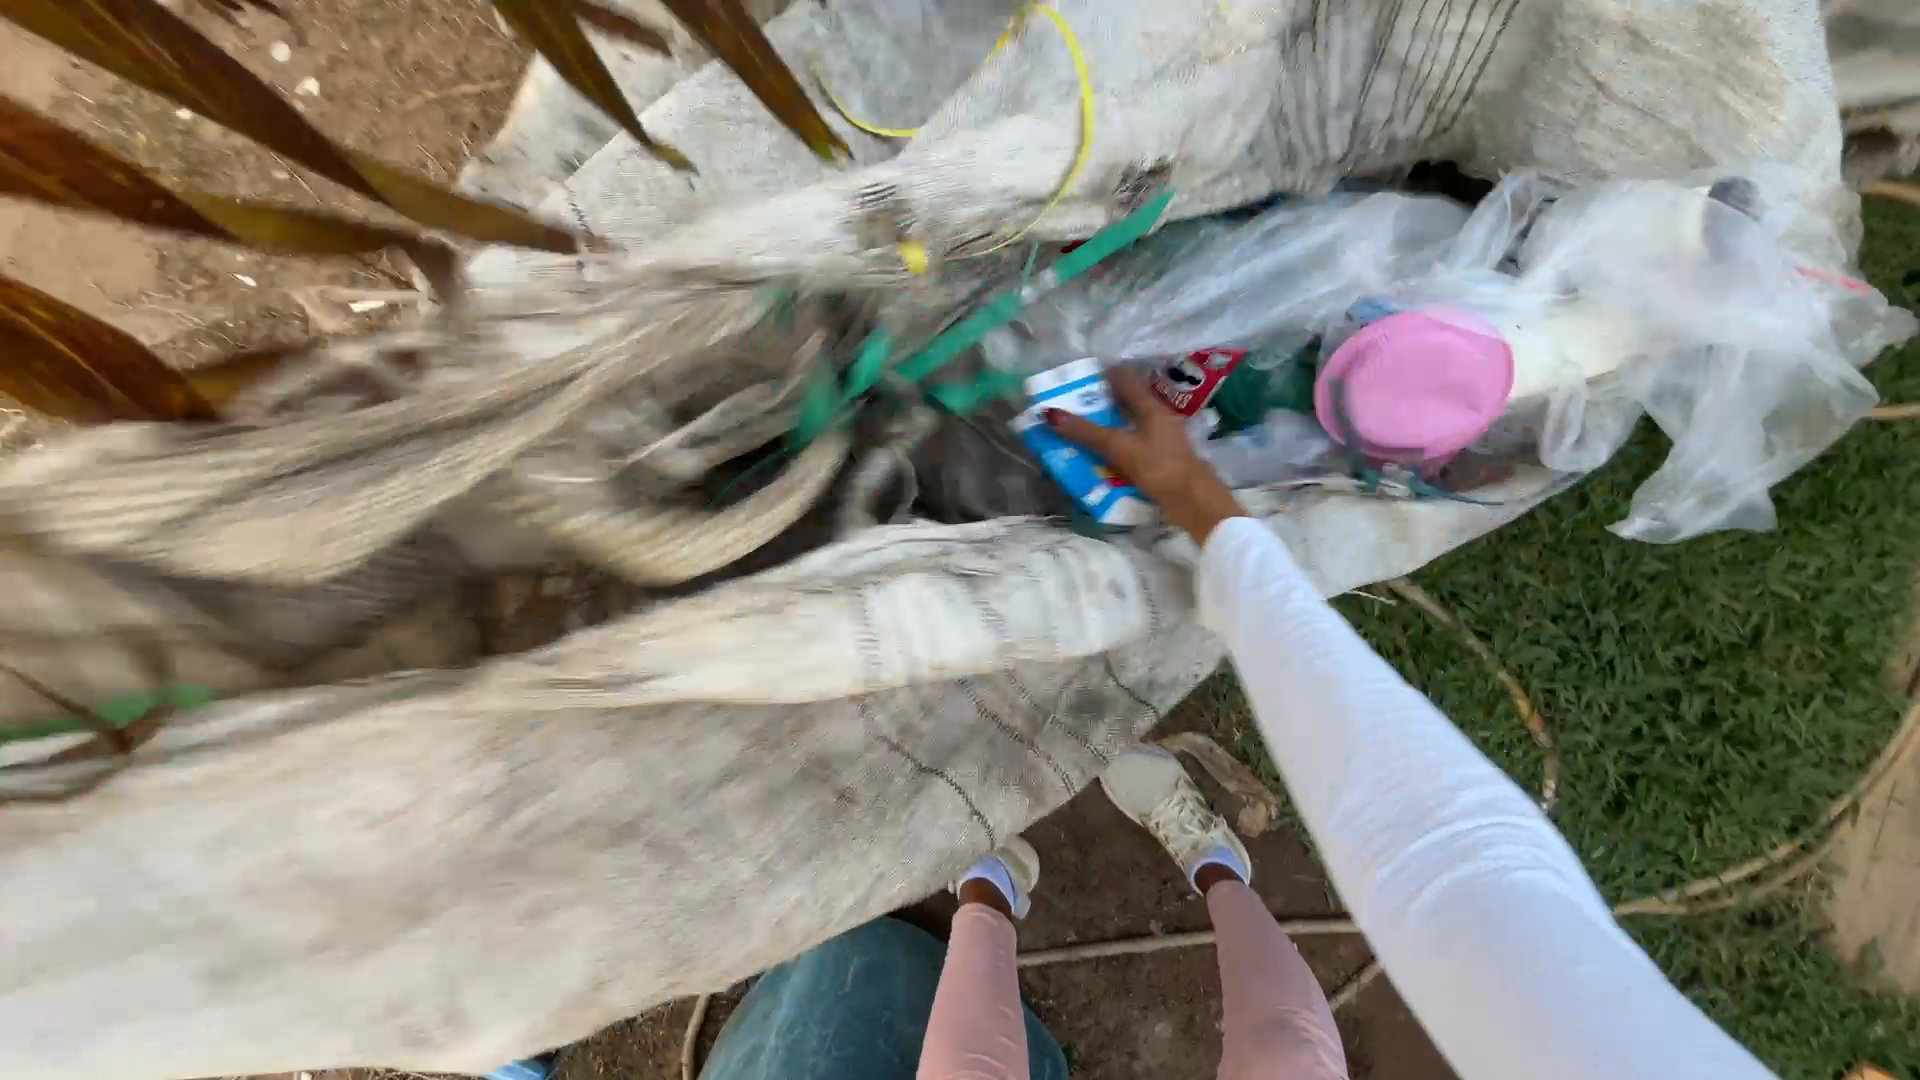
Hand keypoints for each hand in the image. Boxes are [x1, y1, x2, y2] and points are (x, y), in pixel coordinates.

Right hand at [1043, 367, 1243, 543]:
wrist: (1193, 500)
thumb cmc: (1157, 467)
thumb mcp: (1117, 447)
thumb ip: (1086, 432)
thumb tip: (1051, 414)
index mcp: (1151, 406)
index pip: (1125, 379)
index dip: (1105, 374)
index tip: (1082, 377)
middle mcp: (1159, 417)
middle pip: (1129, 401)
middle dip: (1104, 401)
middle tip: (1076, 404)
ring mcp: (1163, 438)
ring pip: (1132, 423)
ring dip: (1111, 423)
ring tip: (1085, 428)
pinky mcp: (1164, 458)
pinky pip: (1136, 443)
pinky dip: (1120, 443)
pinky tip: (1106, 453)